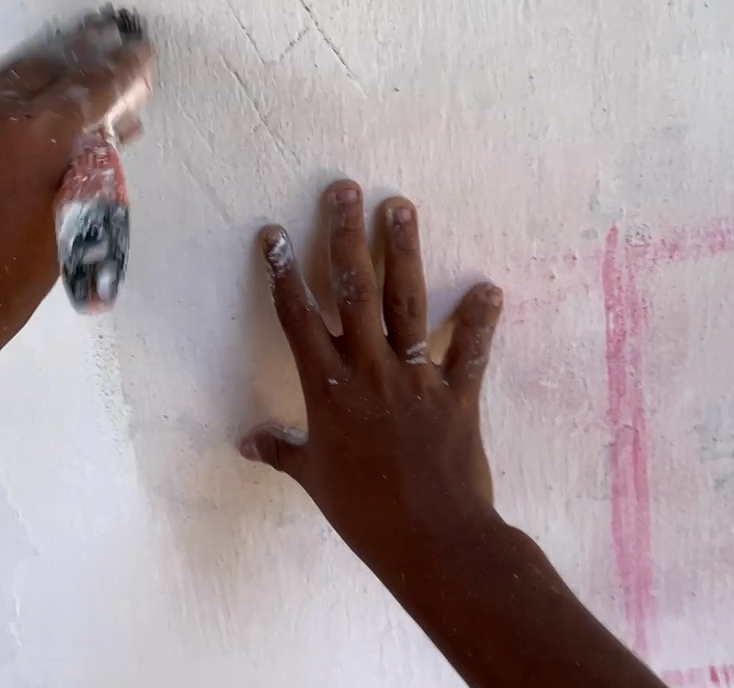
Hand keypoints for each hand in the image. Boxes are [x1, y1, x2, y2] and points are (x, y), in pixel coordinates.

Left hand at [0, 9, 154, 401]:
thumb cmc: (9, 283)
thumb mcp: (70, 224)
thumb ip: (90, 164)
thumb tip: (114, 125)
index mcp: (32, 137)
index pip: (90, 87)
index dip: (122, 68)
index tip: (141, 50)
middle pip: (46, 67)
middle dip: (82, 58)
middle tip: (109, 46)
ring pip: (7, 77)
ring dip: (43, 73)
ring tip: (71, 68)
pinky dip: (6, 97)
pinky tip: (22, 104)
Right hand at [240, 179, 505, 572]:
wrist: (435, 543)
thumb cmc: (363, 510)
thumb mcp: (312, 478)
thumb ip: (278, 451)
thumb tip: (242, 443)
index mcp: (327, 384)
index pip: (296, 315)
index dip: (283, 271)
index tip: (275, 234)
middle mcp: (368, 367)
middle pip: (353, 288)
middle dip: (345, 235)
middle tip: (344, 189)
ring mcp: (415, 375)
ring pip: (406, 302)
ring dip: (403, 251)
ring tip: (400, 205)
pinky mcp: (457, 392)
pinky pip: (471, 351)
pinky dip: (481, 320)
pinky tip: (490, 287)